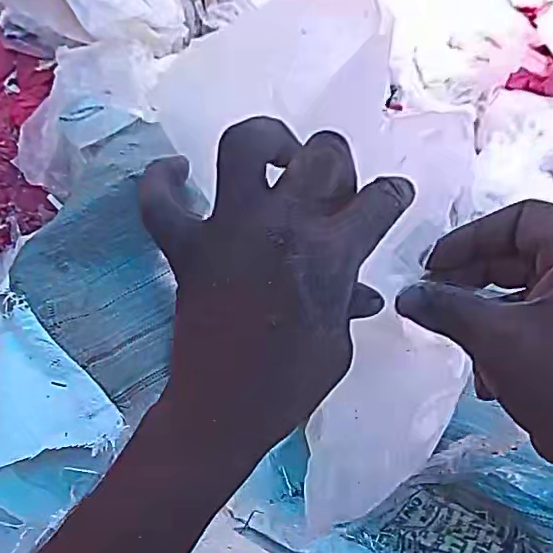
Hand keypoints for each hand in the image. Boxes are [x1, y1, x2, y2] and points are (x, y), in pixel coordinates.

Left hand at [139, 117, 413, 471]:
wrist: (222, 411)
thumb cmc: (287, 388)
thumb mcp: (336, 346)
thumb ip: (345, 303)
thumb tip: (358, 293)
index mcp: (331, 253)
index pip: (380, 199)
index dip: (393, 196)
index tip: (390, 198)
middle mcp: (283, 225)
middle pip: (324, 153)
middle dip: (338, 165)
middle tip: (331, 191)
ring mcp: (229, 231)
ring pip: (246, 144)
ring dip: (267, 141)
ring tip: (275, 158)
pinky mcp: (187, 249)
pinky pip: (160, 203)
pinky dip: (162, 182)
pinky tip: (179, 172)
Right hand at [396, 200, 552, 489]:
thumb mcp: (497, 340)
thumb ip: (446, 309)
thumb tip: (405, 295)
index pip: (519, 219)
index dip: (465, 240)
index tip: (425, 270)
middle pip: (521, 254)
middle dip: (470, 281)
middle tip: (430, 305)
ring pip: (524, 292)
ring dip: (484, 316)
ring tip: (459, 346)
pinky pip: (539, 321)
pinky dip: (507, 339)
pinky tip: (490, 376)